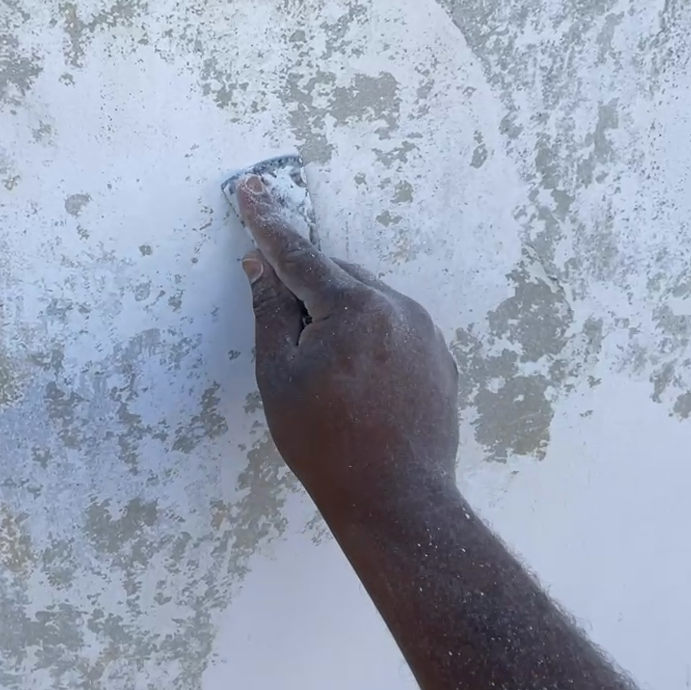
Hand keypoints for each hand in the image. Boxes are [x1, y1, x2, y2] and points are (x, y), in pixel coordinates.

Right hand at [236, 178, 459, 516]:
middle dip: (306, 289)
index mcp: (353, 307)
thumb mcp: (279, 374)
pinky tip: (357, 380)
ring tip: (326, 372)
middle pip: (336, 276)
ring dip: (337, 313)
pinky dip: (366, 334)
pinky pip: (392, 325)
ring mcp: (425, 331)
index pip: (299, 254)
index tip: (250, 187)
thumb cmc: (324, 441)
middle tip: (289, 338)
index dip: (267, 221)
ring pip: (366, 300)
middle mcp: (397, 306)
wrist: (398, 501)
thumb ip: (271, 310)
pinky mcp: (440, 356)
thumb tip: (261, 265)